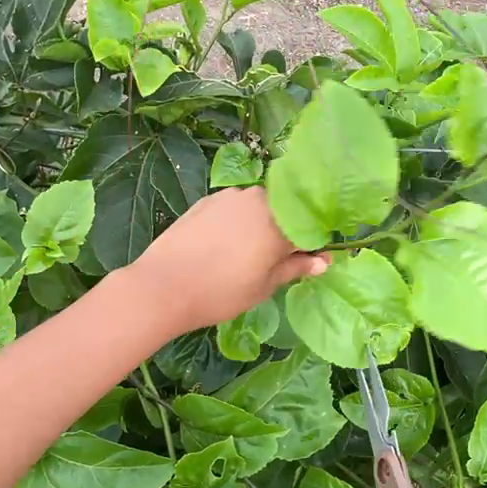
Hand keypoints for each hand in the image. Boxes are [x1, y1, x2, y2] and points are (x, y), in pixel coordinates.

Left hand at [122, 187, 326, 334]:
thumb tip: (323, 261)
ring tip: (250, 251)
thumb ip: (295, 268)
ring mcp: (232, 195)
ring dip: (263, 223)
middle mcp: (260, 199)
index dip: (314, 245)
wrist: (163, 286)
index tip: (313, 260)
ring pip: (260, 206)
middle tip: (279, 258)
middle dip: (289, 230)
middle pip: (286, 211)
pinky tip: (228, 242)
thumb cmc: (221, 292)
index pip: (310, 228)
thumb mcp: (264, 286)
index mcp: (281, 222)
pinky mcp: (209, 199)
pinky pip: (235, 206)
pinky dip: (240, 219)